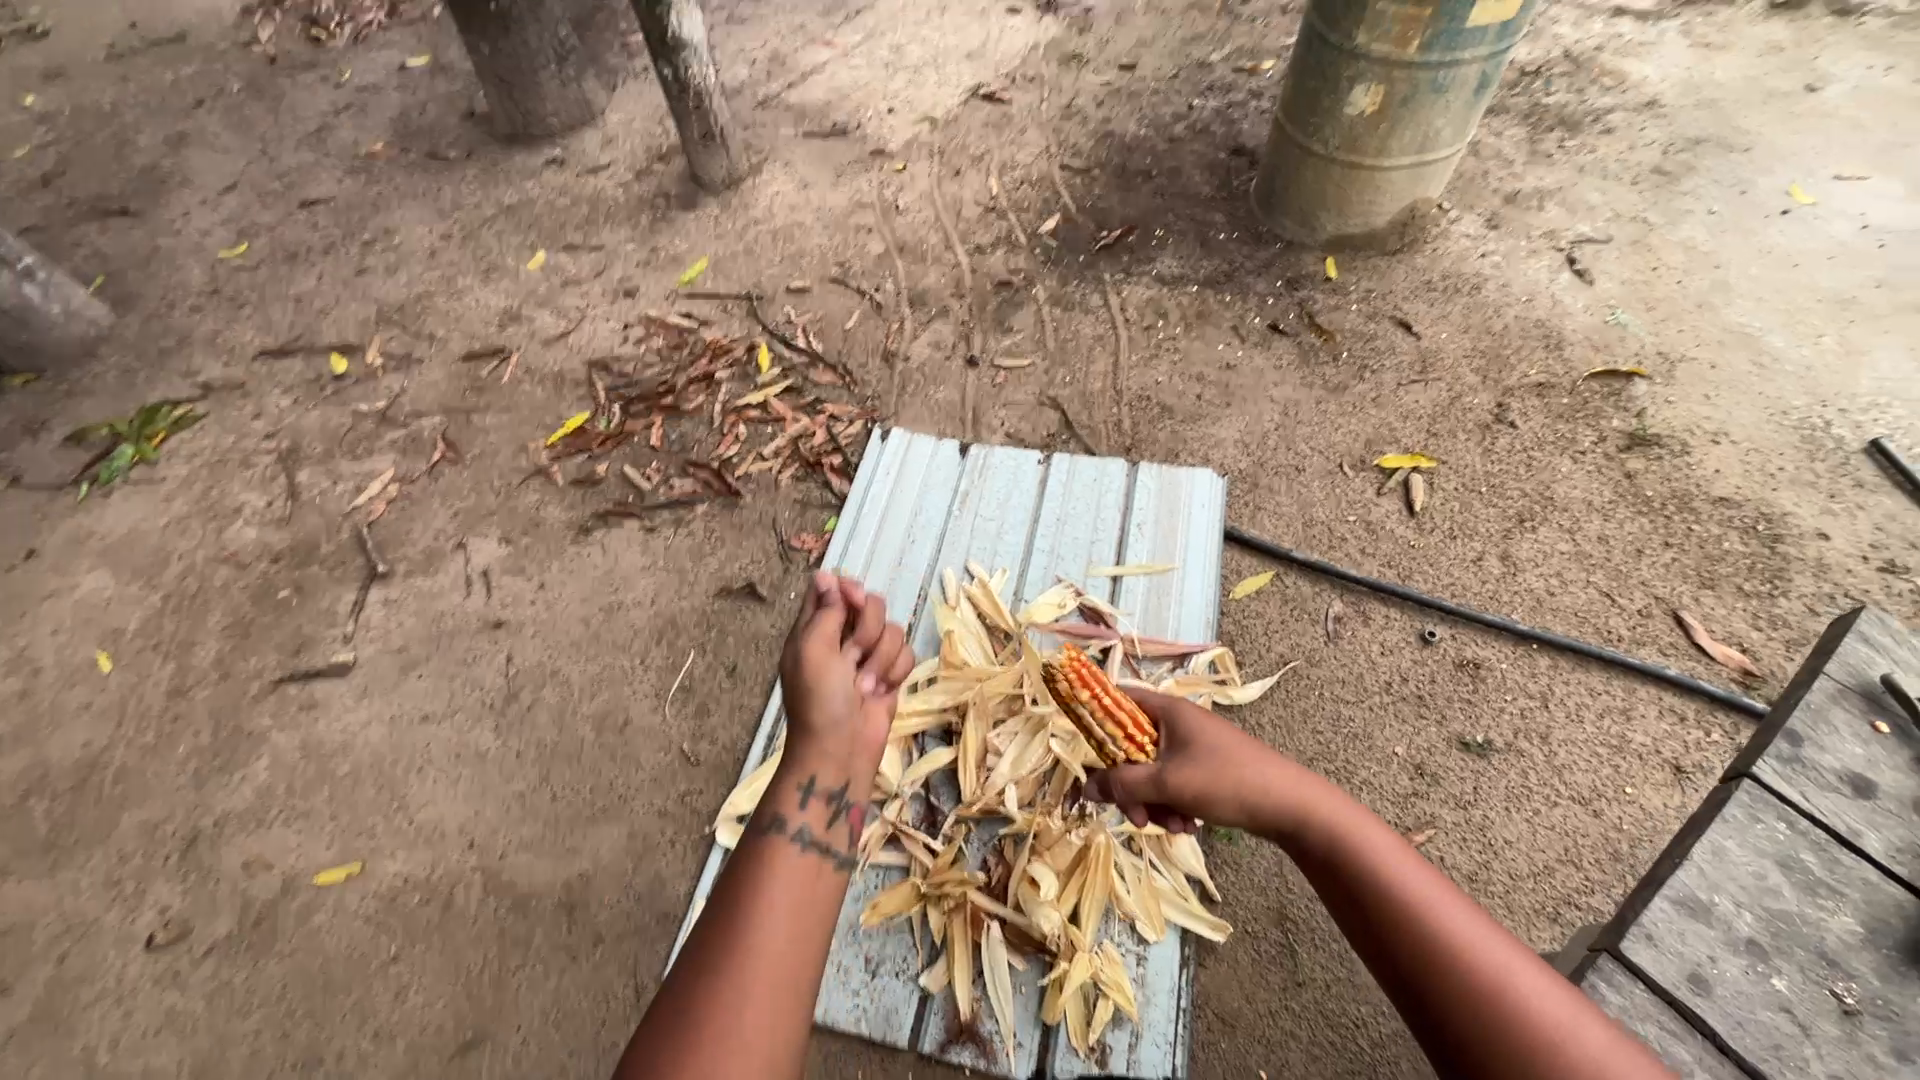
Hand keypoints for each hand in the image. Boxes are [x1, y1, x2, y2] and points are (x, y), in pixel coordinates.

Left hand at [778, 571, 914, 798]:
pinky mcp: (889, 675)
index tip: (853, 600)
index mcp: (814, 629)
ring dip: (881, 658)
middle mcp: (841, 638)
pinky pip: (906, 654)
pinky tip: (881, 691)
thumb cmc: (818, 701)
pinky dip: (896, 672)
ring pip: (892, 629)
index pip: (832, 588)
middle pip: (870, 603)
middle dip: (868, 629)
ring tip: (864, 685)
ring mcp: (867, 657)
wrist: (841, 751)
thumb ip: (825, 611)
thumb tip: (827, 575)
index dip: (847, 589)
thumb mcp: (812, 650)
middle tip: (853, 656)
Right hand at [1084, 687, 1309, 836]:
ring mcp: (1193, 746)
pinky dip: (1173, 804)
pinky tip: (1188, 826)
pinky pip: (1173, 783)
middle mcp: (1178, 722)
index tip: (1090, 755)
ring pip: (1151, 771)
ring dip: (1153, 801)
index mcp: (1168, 710)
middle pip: (1131, 746)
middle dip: (1130, 785)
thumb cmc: (1226, 782)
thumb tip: (1084, 787)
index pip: (1117, 700)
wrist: (1292, 806)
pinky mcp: (1205, 769)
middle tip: (1136, 816)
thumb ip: (1122, 785)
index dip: (1098, 723)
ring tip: (1172, 826)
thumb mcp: (1167, 785)